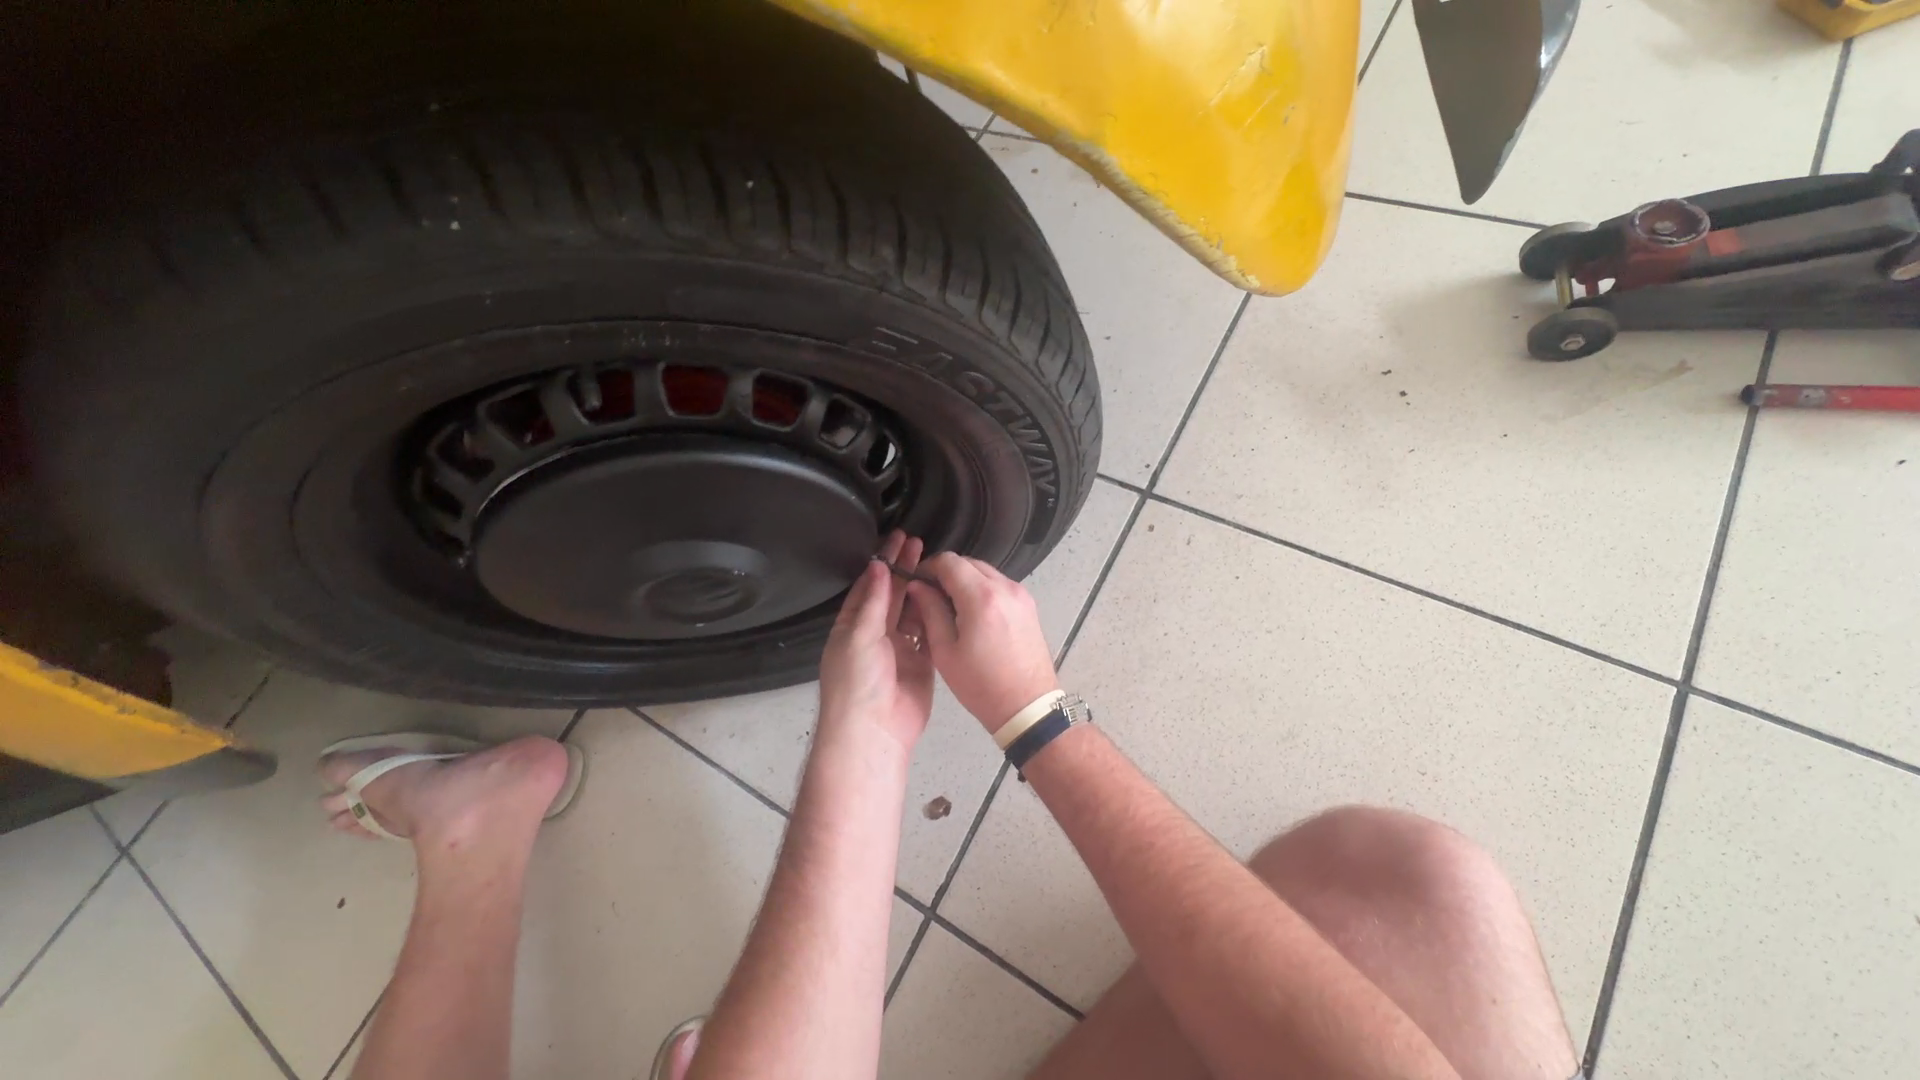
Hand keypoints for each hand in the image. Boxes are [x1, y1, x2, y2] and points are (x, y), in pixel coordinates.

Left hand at [817, 531, 934, 749]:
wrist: (875, 730)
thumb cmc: (858, 682)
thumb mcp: (859, 636)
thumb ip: (873, 601)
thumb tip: (878, 566)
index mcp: (851, 627)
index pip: (868, 587)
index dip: (882, 563)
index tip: (898, 539)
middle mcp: (874, 635)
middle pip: (891, 596)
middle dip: (903, 570)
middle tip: (919, 542)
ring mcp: (898, 649)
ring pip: (911, 612)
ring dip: (921, 589)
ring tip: (936, 564)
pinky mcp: (920, 662)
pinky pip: (928, 633)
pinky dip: (935, 615)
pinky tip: (945, 595)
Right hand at [906, 553, 1059, 735]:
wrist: (1028, 707)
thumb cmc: (981, 685)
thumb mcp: (945, 651)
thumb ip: (930, 612)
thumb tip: (918, 587)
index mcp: (982, 598)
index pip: (949, 561)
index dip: (928, 567)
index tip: (917, 584)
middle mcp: (1005, 587)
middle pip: (968, 562)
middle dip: (946, 573)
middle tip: (930, 597)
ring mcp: (1021, 594)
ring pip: (985, 572)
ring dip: (965, 580)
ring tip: (950, 608)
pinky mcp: (1029, 605)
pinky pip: (999, 584)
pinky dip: (982, 589)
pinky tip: (972, 614)